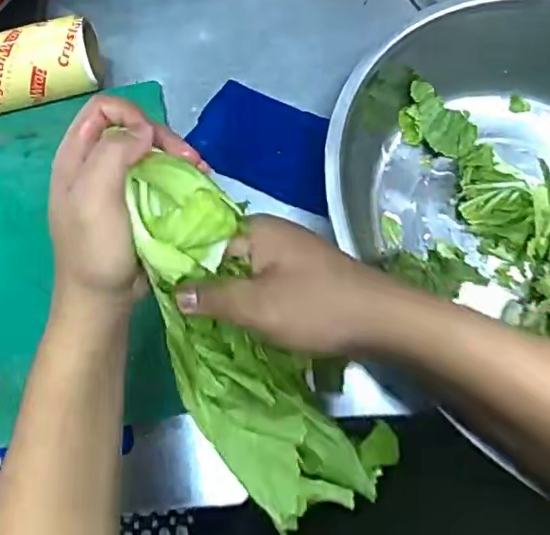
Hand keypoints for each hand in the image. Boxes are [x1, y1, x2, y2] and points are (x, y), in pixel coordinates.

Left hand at [48, 95, 206, 319]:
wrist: (100, 304)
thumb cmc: (94, 249)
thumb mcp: (94, 196)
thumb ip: (113, 153)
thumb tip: (143, 132)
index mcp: (74, 155)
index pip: (102, 108)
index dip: (130, 114)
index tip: (152, 141)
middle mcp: (91, 162)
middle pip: (129, 126)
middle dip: (160, 135)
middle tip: (189, 159)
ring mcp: (112, 182)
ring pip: (145, 149)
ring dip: (174, 154)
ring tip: (200, 170)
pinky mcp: (131, 201)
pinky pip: (155, 173)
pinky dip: (176, 173)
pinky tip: (195, 183)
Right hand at [176, 215, 402, 355]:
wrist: (384, 320)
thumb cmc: (316, 308)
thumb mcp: (258, 307)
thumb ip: (214, 298)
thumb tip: (174, 292)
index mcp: (255, 229)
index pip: (204, 239)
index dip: (183, 264)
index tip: (165, 289)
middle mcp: (270, 231)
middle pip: (223, 253)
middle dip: (205, 280)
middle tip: (185, 310)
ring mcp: (289, 249)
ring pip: (244, 268)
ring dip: (229, 291)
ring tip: (208, 317)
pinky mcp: (303, 270)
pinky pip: (263, 277)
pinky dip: (251, 295)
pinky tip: (245, 316)